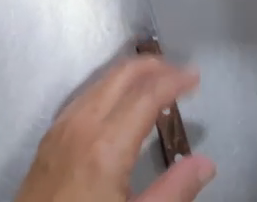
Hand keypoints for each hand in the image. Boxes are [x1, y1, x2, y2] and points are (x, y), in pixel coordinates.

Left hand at [13, 55, 214, 201]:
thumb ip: (173, 191)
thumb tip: (205, 163)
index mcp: (107, 145)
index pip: (146, 95)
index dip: (174, 80)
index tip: (195, 76)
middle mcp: (82, 124)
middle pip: (121, 75)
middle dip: (153, 66)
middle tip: (180, 73)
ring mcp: (62, 127)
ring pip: (100, 80)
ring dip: (131, 74)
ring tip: (157, 82)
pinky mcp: (51, 136)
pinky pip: (84, 95)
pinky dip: (109, 86)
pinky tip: (119, 101)